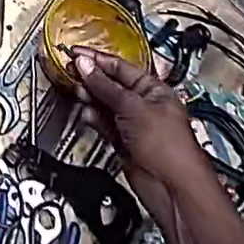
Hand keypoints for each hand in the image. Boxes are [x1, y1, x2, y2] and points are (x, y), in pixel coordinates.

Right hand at [67, 47, 212, 203]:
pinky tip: (88, 115)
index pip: (120, 67)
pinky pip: (104, 125)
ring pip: (105, 104)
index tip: (76, 52)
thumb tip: (85, 65)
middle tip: (71, 70)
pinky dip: (94, 119)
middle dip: (90, 77)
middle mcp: (144, 106)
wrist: (173, 191)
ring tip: (78, 92)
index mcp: (153, 90)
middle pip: (110, 85)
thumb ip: (104, 85)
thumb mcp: (132, 107)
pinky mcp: (125, 143)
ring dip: (90, 98)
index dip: (96, 59)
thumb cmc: (170, 149)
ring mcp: (134, 125)